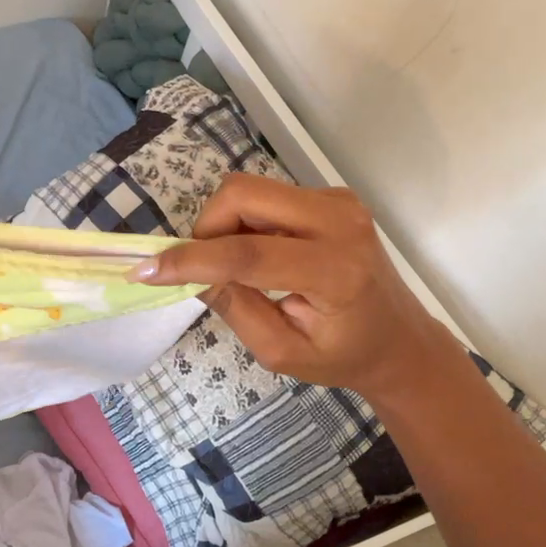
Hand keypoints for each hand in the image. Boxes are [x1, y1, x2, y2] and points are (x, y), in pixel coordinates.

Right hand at [130, 173, 461, 401]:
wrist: (400, 340)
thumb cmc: (342, 356)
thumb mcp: (281, 351)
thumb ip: (236, 309)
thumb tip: (194, 274)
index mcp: (335, 272)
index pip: (248, 253)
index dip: (190, 259)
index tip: (146, 270)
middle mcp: (340, 222)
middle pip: (242, 194)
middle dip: (205, 227)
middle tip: (202, 266)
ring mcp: (338, 202)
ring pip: (249, 190)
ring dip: (223, 226)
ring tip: (234, 267)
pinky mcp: (330, 197)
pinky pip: (265, 196)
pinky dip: (243, 223)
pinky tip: (259, 255)